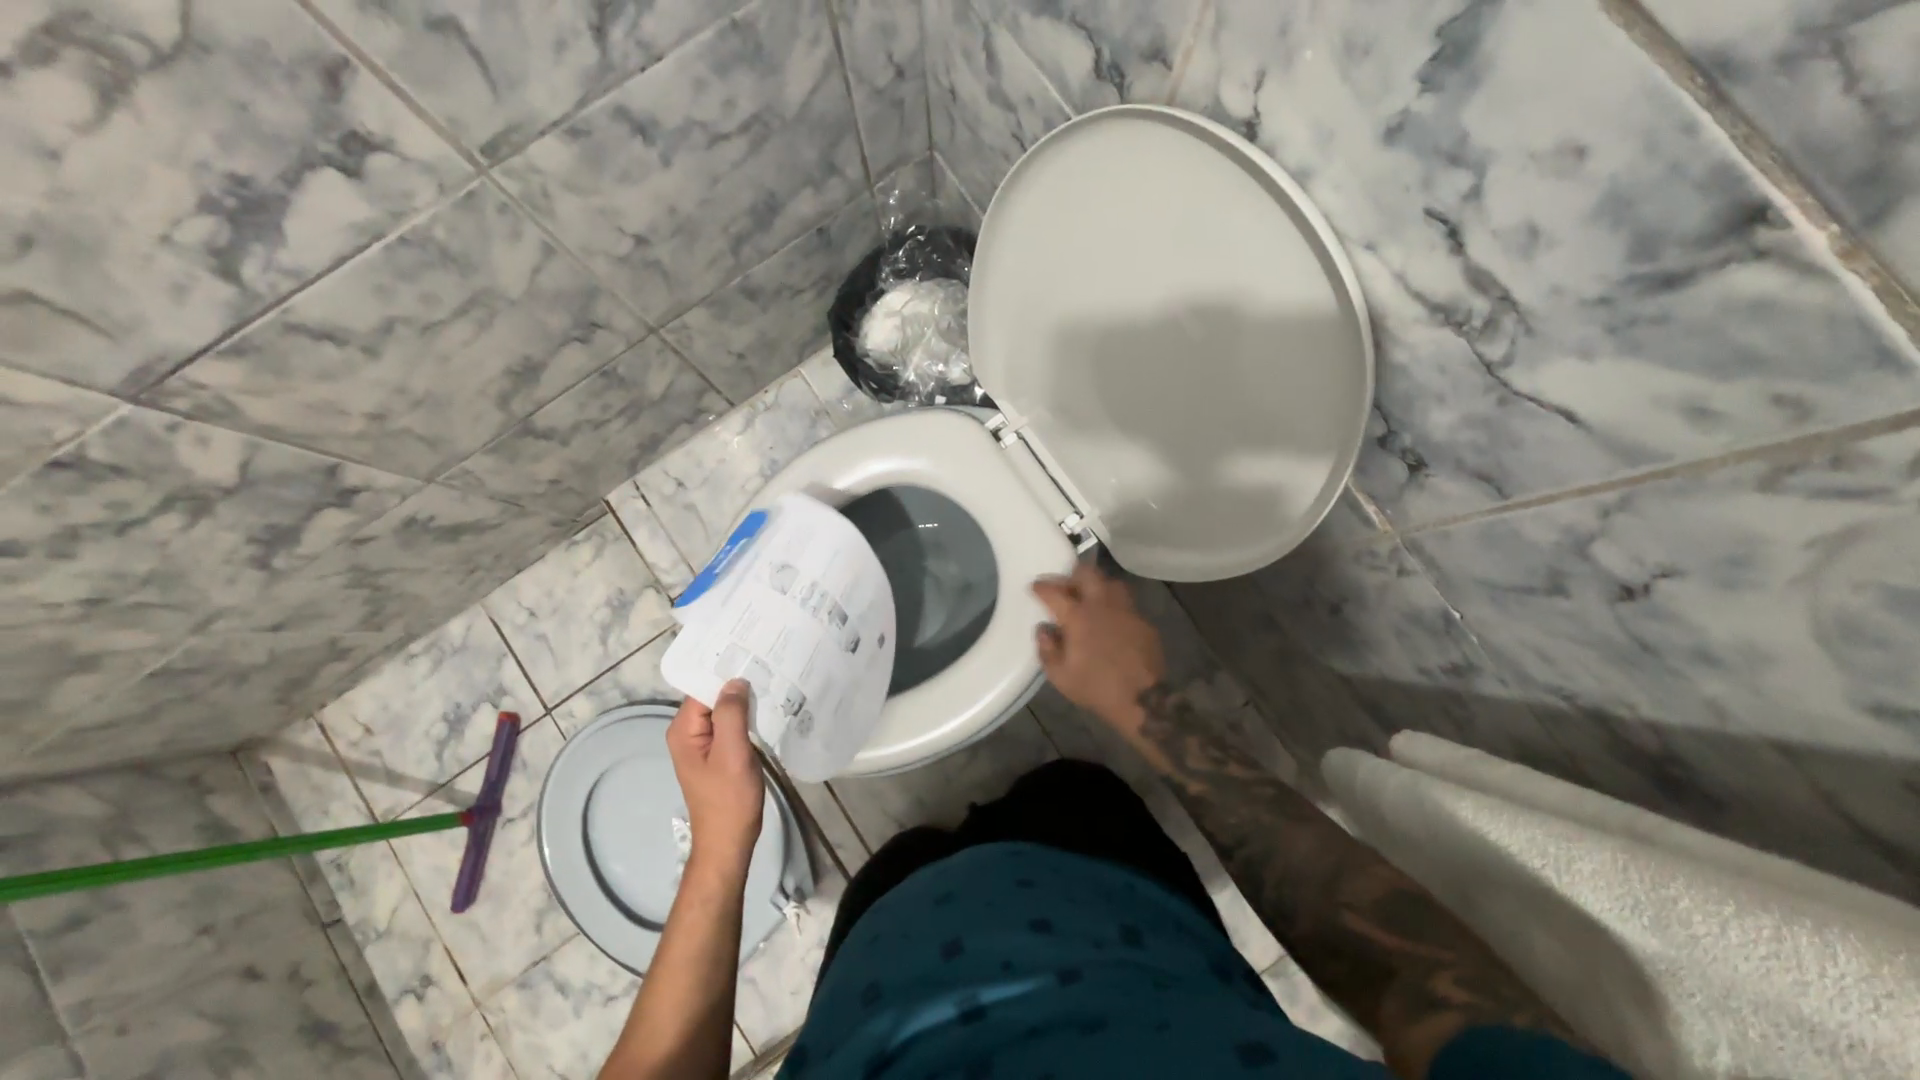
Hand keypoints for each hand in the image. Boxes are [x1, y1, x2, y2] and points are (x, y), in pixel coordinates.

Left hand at [665, 680, 764, 875]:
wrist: (729, 841)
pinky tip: (767, 709)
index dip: (724, 671)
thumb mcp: (732, 753)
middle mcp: (689, 733)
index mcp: (684, 730)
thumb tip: (735, 681)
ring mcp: (704, 745)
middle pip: (712, 697)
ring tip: (772, 680)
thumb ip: (731, 714)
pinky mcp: (719, 754)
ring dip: (745, 701)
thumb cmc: (729, 798)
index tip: (752, 654)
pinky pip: (731, 726)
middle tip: (768, 663)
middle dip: (737, 683)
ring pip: (724, 711)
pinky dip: (747, 718)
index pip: (702, 688)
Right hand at [1032, 562, 1165, 730]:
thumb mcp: (1060, 676)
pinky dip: (1114, 606)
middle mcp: (1103, 605)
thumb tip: (1044, 630)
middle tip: (1065, 586)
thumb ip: (1047, 649)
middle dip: (1072, 575)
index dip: (1042, 587)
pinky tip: (1111, 621)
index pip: (1055, 592)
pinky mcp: (1144, 622)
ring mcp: (1127, 611)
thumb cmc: (1096, 688)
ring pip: (1112, 583)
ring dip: (1097, 586)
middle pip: (1088, 573)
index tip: (1036, 587)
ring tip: (1090, 598)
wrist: (1143, 700)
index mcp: (1078, 617)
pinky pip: (1126, 604)